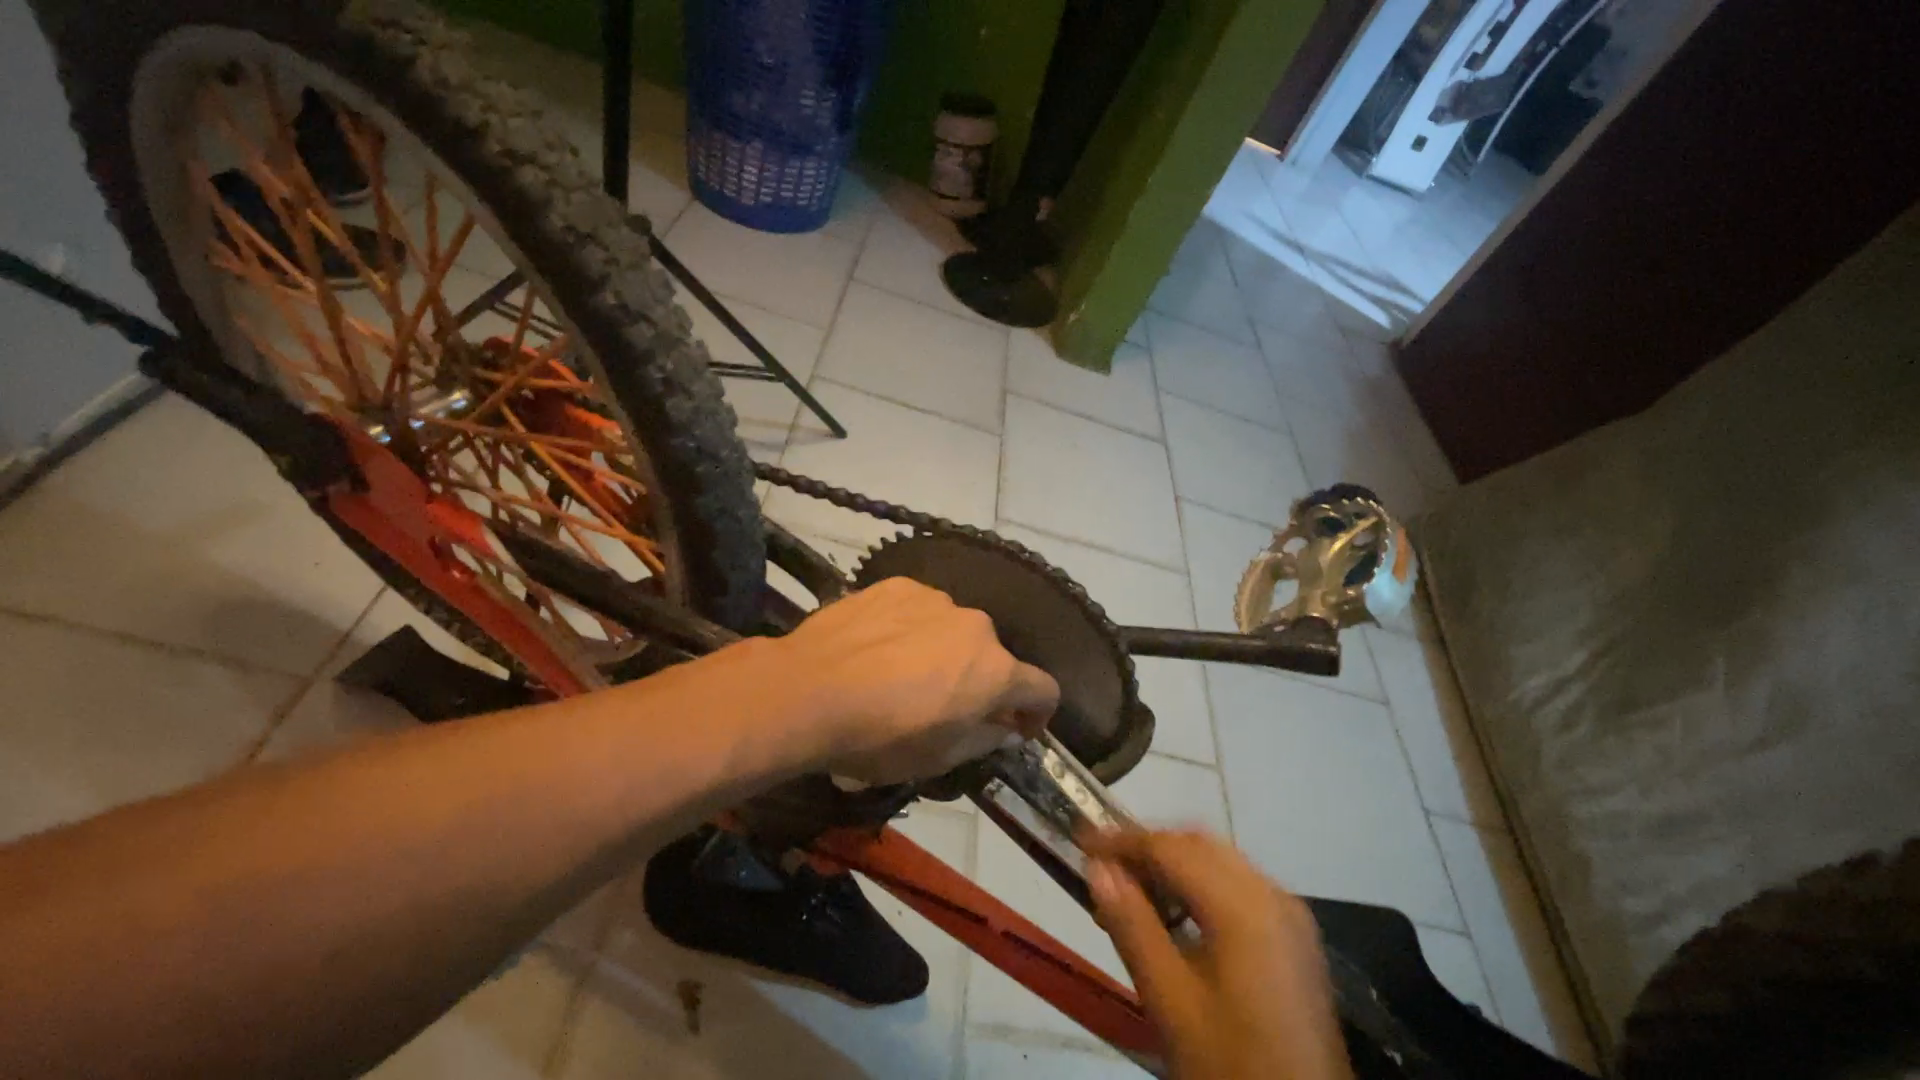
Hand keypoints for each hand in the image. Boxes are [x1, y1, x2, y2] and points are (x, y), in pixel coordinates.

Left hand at [771, 578, 1059, 783]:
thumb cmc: (880, 738)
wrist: (808, 692)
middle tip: (945, 706)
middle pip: (993, 657)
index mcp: (996, 671)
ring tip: (902, 675)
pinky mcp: (897, 585)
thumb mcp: (939, 759)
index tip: (1017, 728)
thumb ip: (986, 739)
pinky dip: (910, 629)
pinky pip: (918, 610)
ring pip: (953, 630)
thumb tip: (1007, 728)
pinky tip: (878, 649)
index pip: (1043, 689)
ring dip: (943, 652)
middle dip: (980, 682)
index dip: (1038, 714)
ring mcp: (935, 599)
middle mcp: (975, 626)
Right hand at [1085, 829, 1354, 1079]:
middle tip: (1101, 866)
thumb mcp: (1170, 1000)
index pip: (1171, 849)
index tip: (1080, 841)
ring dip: (1174, 863)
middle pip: (1200, 845)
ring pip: (1222, 862)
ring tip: (1129, 891)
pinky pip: (1240, 886)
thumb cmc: (1230, 1062)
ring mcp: (1290, 915)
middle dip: (1148, 846)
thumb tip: (1097, 870)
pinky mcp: (1295, 937)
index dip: (1122, 841)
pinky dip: (1201, 884)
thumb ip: (1132, 926)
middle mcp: (1272, 895)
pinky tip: (1175, 916)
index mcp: (1243, 906)